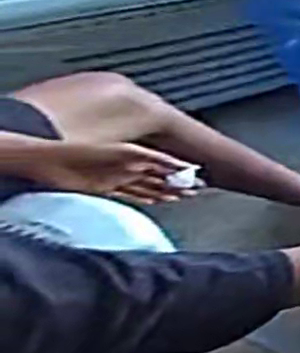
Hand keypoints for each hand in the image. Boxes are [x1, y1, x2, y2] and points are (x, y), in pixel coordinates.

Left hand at [26, 140, 193, 205]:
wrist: (50, 161)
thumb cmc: (89, 151)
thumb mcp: (130, 151)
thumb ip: (159, 158)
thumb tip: (186, 165)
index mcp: (140, 159)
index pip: (168, 167)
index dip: (184, 173)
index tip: (198, 180)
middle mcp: (131, 169)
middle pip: (160, 178)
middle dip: (178, 184)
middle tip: (194, 191)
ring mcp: (117, 179)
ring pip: (148, 188)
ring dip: (164, 193)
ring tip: (180, 198)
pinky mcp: (104, 189)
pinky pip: (128, 195)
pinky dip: (143, 199)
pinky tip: (155, 202)